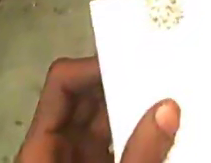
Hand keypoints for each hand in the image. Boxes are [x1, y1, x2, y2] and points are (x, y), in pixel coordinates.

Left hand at [15, 57, 179, 162]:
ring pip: (106, 122)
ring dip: (134, 106)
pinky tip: (167, 128)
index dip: (94, 65)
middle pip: (87, 97)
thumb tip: (170, 106)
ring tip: (170, 86)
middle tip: (160, 60)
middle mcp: (57, 149)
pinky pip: (117, 146)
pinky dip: (138, 135)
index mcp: (40, 146)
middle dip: (121, 79)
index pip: (62, 81)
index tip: (133, 57)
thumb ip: (139, 154)